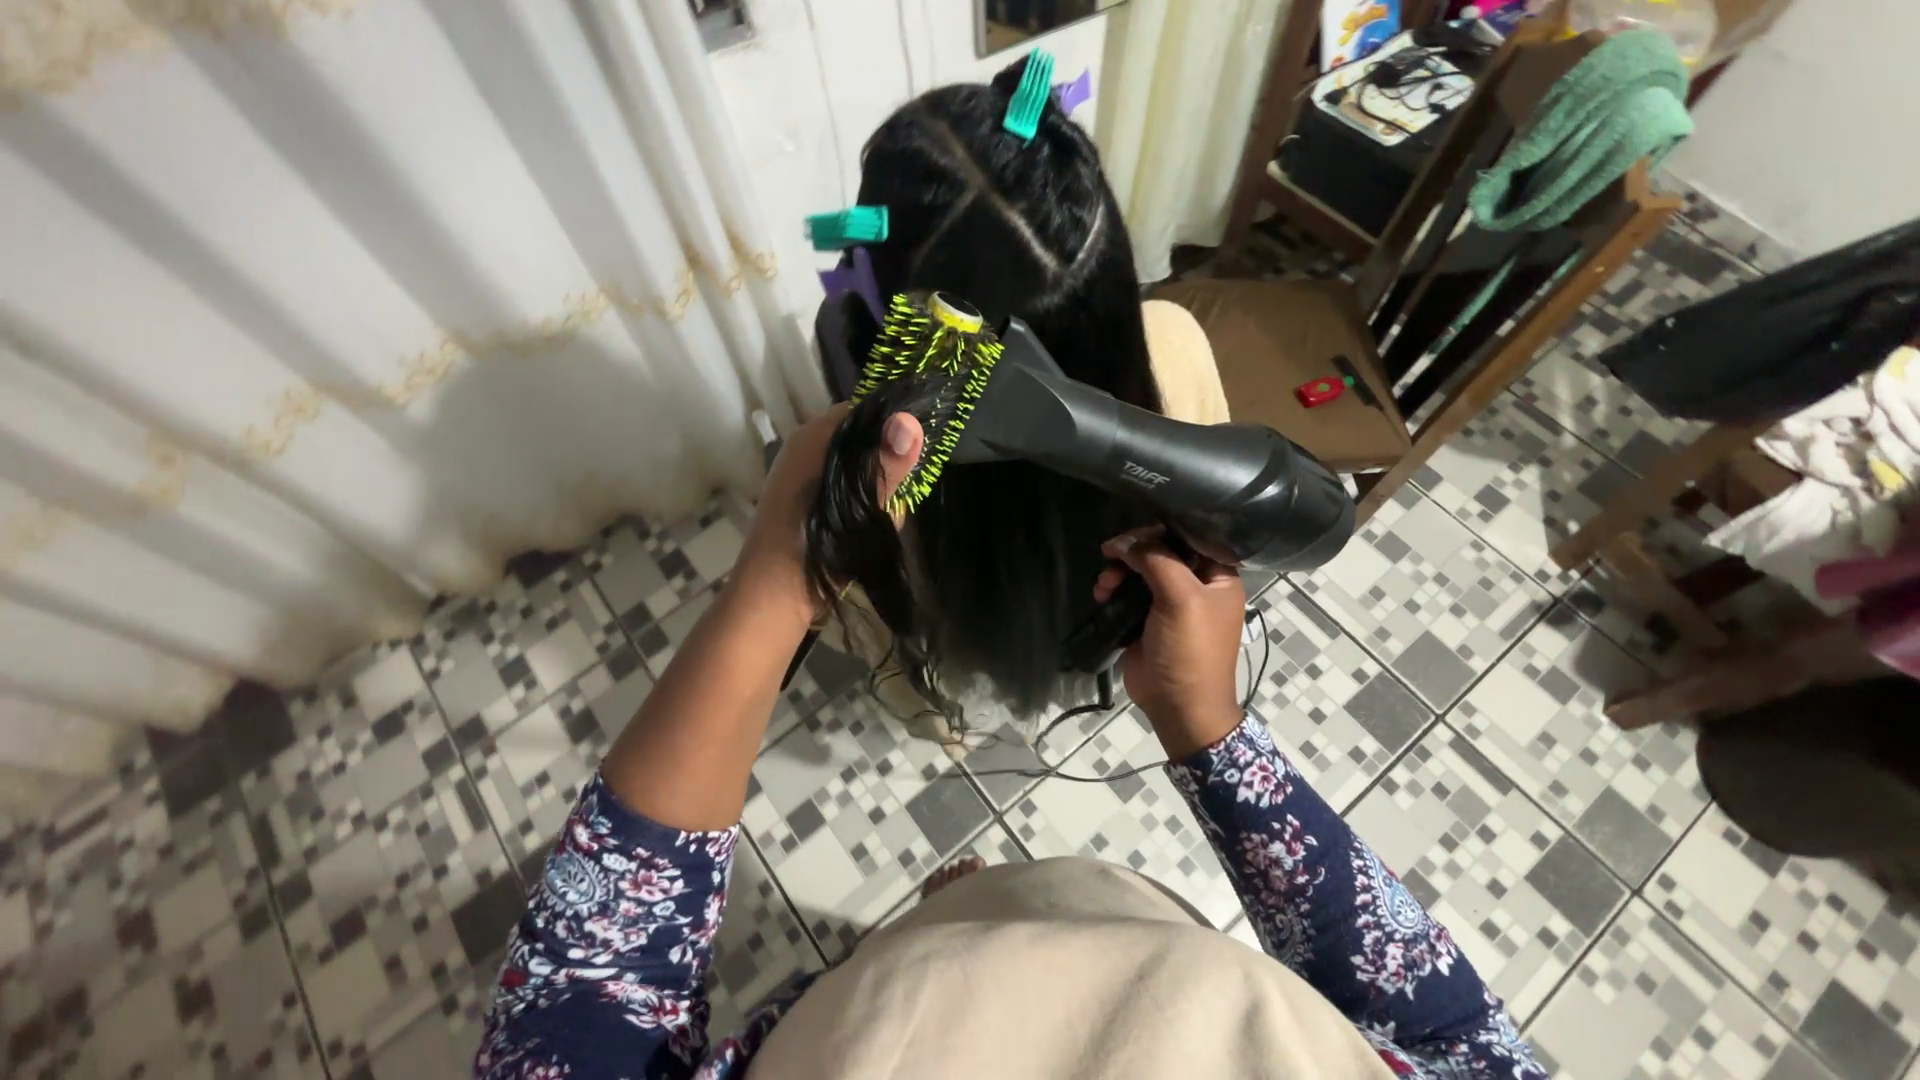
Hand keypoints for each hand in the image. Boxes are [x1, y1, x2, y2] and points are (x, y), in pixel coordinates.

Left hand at [735, 404, 923, 622]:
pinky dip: (863, 512)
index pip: (862, 411)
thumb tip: (909, 422)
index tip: (917, 448)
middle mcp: (807, 452)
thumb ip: (886, 464)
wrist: (774, 599)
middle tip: (899, 495)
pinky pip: (849, 496)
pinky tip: (868, 534)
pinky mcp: (812, 507)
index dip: (892, 424)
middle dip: (887, 469)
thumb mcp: (858, 506)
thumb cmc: (813, 547)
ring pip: (862, 473)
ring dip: (878, 496)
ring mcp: (807, 481)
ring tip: (882, 521)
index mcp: (812, 439)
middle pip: (865, 443)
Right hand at [1093, 529, 1245, 758]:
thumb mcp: (1180, 598)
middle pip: (1161, 551)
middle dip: (1133, 552)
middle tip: (1110, 557)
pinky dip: (1114, 590)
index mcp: (1218, 576)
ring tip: (1104, 585)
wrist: (1178, 706)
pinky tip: (1102, 595)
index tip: (1132, 533)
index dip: (1160, 530)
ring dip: (1119, 572)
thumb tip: (1124, 542)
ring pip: (1140, 571)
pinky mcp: (1147, 619)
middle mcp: (1197, 585)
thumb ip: (1156, 560)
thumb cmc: (1190, 650)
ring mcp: (1171, 603)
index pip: (1190, 536)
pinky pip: (1129, 593)